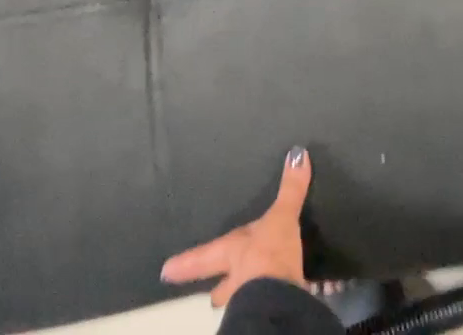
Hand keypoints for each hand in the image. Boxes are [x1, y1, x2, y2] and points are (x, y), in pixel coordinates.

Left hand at [161, 147, 310, 305]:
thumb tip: (297, 153)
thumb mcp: (281, 216)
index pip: (201, 257)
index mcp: (229, 251)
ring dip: (241, 297)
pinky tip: (279, 299)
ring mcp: (249, 297)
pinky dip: (272, 301)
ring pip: (238, 300)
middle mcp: (234, 277)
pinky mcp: (270, 308)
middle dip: (216, 288)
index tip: (165, 272)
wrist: (281, 297)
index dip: (184, 264)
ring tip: (245, 296)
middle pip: (218, 288)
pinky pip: (268, 303)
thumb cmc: (269, 252)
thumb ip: (290, 188)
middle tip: (211, 291)